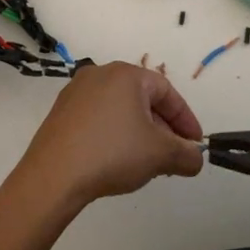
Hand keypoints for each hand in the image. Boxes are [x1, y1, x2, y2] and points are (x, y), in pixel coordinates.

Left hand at [16, 62, 204, 210]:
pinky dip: (114, 135)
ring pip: (119, 110)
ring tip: (147, 162)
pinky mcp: (60, 114)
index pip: (166, 91)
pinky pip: (98, 119)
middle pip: (142, 99)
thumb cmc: (112, 153)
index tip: (195, 144)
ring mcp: (75, 93)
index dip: (186, 119)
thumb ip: (187, 155)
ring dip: (139, 133)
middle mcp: (98, 75)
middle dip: (163, 128)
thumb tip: (195, 159)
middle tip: (173, 155)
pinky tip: (117, 161)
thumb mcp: (161, 155)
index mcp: (125, 74)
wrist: (54, 175)